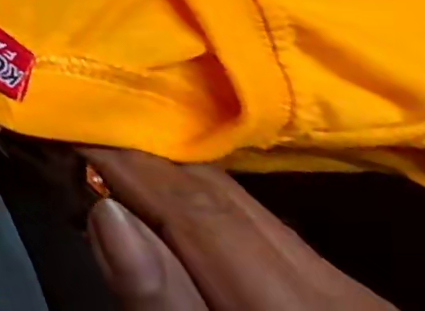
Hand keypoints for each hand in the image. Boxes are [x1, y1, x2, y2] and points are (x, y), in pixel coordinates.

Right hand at [83, 148, 394, 310]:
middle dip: (147, 163)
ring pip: (246, 206)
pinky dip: (208, 209)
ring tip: (112, 162)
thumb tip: (107, 212)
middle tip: (79, 138)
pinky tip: (174, 207)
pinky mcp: (351, 303)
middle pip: (224, 199)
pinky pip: (265, 230)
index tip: (71, 131)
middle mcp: (339, 290)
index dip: (131, 164)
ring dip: (174, 181)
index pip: (199, 210)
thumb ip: (163, 307)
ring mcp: (354, 295)